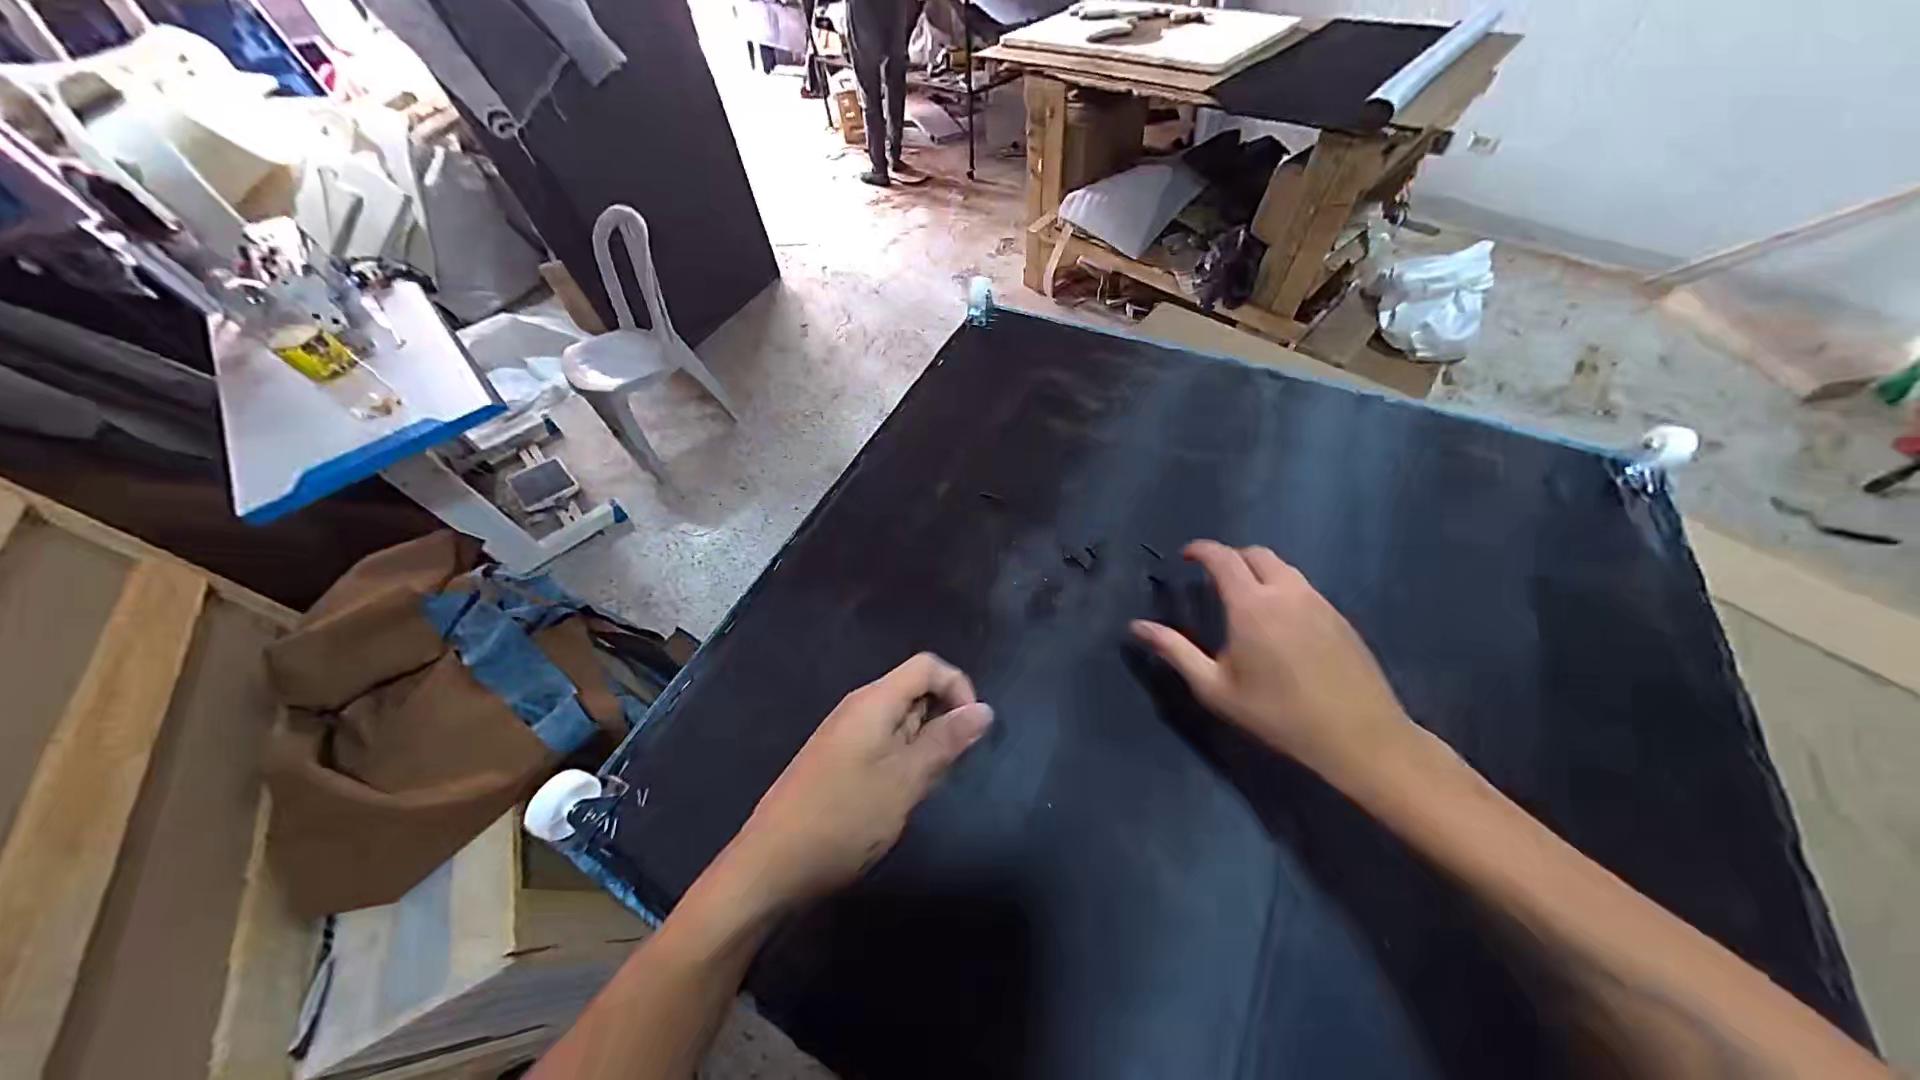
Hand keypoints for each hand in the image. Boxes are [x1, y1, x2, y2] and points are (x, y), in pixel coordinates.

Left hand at [712, 653, 994, 915]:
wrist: (770, 865)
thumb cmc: (843, 819)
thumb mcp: (905, 781)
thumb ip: (946, 741)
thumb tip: (984, 709)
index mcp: (874, 701)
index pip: (928, 666)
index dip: (958, 688)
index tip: (971, 731)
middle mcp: (859, 708)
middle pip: (915, 691)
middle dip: (942, 723)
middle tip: (942, 772)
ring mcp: (846, 735)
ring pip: (902, 723)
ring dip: (922, 749)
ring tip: (917, 792)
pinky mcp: (838, 760)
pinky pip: (883, 745)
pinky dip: (902, 764)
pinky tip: (895, 801)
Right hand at [1130, 541, 1417, 787]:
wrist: (1358, 736)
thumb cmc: (1277, 714)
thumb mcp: (1215, 688)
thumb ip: (1175, 651)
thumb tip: (1137, 627)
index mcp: (1251, 605)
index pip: (1223, 558)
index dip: (1201, 550)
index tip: (1185, 556)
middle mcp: (1286, 592)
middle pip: (1256, 554)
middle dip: (1230, 557)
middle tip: (1213, 577)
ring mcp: (1318, 602)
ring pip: (1284, 568)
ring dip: (1258, 570)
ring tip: (1244, 596)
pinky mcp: (1340, 617)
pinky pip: (1304, 587)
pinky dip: (1282, 587)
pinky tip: (1279, 621)